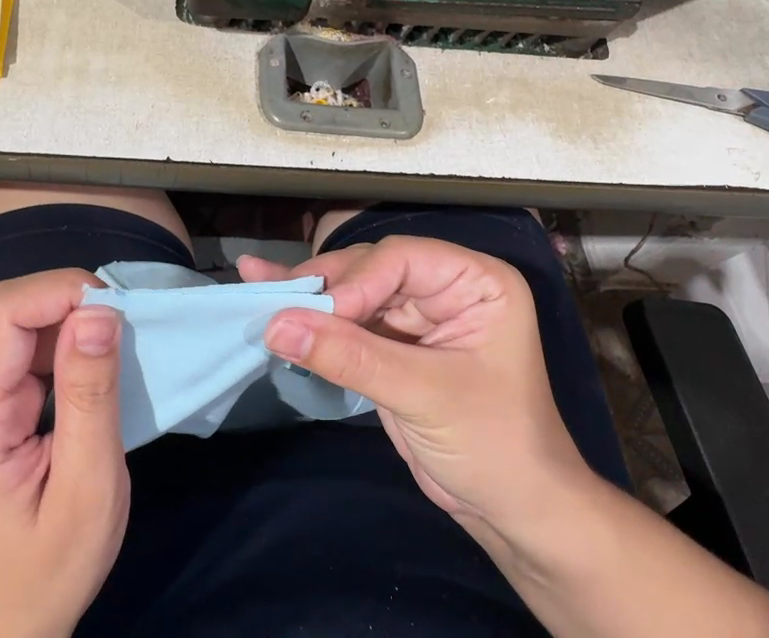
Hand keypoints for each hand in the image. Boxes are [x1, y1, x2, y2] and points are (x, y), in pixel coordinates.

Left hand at [0, 269, 127, 637]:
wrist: (1, 616)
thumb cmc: (47, 567)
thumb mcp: (87, 489)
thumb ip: (92, 396)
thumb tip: (100, 311)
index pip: (3, 313)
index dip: (61, 291)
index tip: (119, 312)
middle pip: (12, 313)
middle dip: (74, 307)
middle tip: (128, 337)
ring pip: (24, 327)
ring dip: (76, 328)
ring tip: (119, 361)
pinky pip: (28, 353)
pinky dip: (69, 350)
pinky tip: (98, 375)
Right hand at [242, 236, 590, 528]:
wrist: (512, 510)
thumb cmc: (493, 444)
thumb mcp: (424, 395)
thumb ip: (350, 357)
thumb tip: (275, 326)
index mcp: (476, 282)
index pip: (402, 258)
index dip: (355, 281)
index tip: (314, 314)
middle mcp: (445, 287)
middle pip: (370, 269)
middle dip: (323, 285)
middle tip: (269, 298)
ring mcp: (416, 316)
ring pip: (352, 292)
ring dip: (307, 296)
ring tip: (255, 286)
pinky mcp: (392, 345)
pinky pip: (346, 324)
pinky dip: (313, 320)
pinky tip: (270, 295)